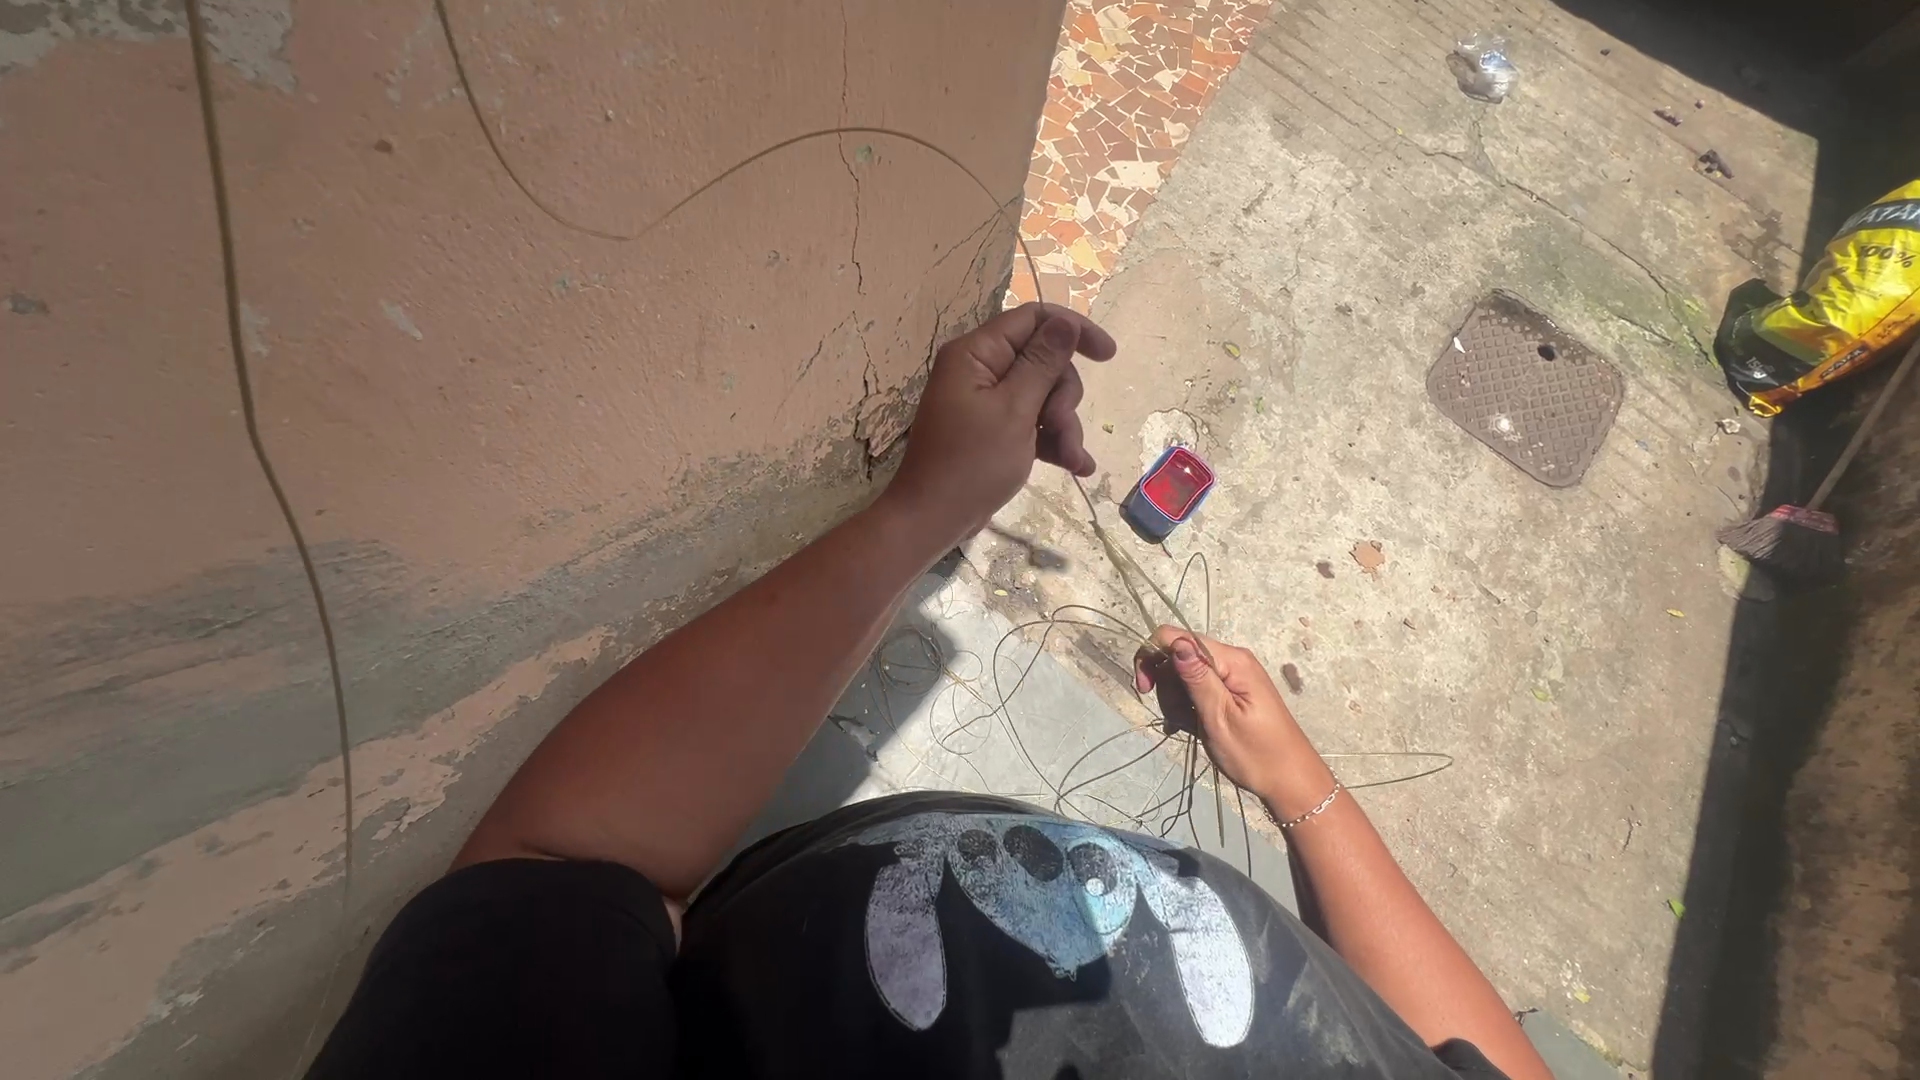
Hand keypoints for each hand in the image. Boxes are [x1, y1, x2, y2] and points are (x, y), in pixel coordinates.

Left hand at [882, 303, 1115, 548]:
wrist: (934, 519)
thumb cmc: (971, 463)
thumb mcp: (1014, 410)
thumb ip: (1042, 363)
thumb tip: (1065, 322)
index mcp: (976, 354)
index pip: (1032, 318)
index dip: (1072, 330)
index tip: (1107, 355)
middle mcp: (980, 371)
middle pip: (1043, 362)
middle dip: (1063, 396)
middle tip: (1061, 427)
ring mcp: (986, 403)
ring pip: (1043, 396)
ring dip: (1063, 426)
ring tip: (1072, 461)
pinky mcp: (993, 431)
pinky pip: (1032, 423)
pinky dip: (1052, 442)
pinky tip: (1076, 467)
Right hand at [1133, 626, 1334, 815]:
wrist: (1291, 782)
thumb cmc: (1257, 754)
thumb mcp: (1220, 718)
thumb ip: (1197, 678)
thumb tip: (1177, 641)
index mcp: (1231, 660)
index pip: (1177, 636)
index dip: (1152, 656)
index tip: (1145, 689)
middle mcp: (1230, 659)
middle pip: (1177, 655)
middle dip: (1166, 685)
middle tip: (1177, 718)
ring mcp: (1230, 675)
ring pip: (1182, 674)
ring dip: (1176, 700)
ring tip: (1189, 726)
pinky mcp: (1229, 690)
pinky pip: (1195, 688)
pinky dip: (1186, 706)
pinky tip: (1191, 726)